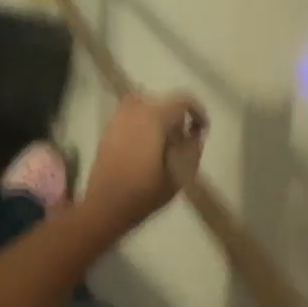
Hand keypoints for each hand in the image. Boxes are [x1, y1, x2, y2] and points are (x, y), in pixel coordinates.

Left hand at [80, 93, 205, 231]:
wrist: (105, 206)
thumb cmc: (146, 191)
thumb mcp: (181, 173)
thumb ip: (193, 147)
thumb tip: (194, 132)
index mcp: (154, 116)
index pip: (183, 101)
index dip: (198, 113)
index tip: (202, 130)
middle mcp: (134, 109)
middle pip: (163, 102)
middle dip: (176, 118)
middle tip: (182, 141)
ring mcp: (117, 118)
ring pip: (145, 108)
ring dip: (158, 120)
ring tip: (164, 144)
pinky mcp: (107, 130)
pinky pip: (130, 117)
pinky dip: (142, 125)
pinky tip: (145, 149)